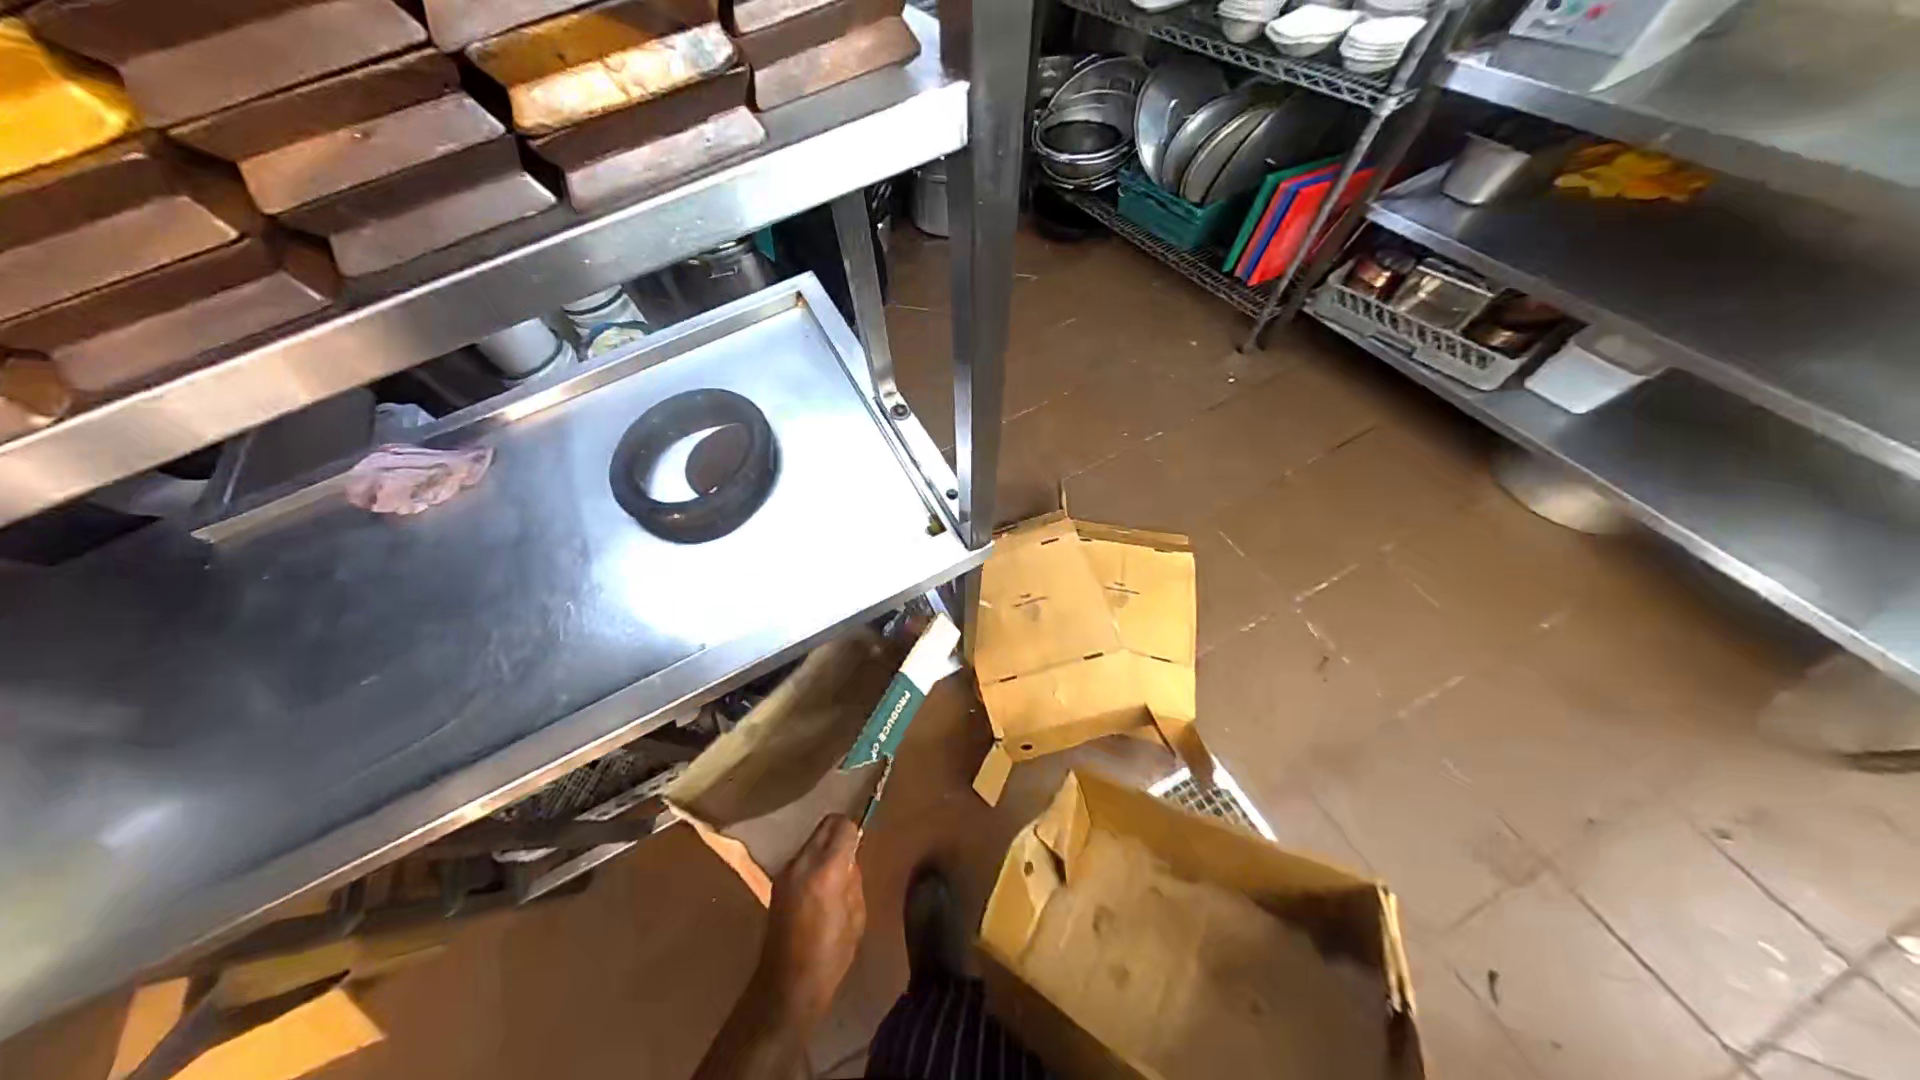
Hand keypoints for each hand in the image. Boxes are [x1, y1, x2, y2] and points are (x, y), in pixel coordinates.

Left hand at [756, 814, 865, 1025]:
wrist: (786, 986)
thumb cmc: (830, 957)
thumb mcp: (856, 917)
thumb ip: (853, 881)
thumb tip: (849, 862)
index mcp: (825, 871)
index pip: (843, 827)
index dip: (855, 832)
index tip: (861, 846)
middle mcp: (802, 863)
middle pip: (825, 825)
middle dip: (840, 832)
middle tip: (850, 857)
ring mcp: (785, 871)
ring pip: (812, 839)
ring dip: (825, 847)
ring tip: (834, 876)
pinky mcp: (776, 882)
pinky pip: (801, 857)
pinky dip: (813, 861)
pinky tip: (818, 888)